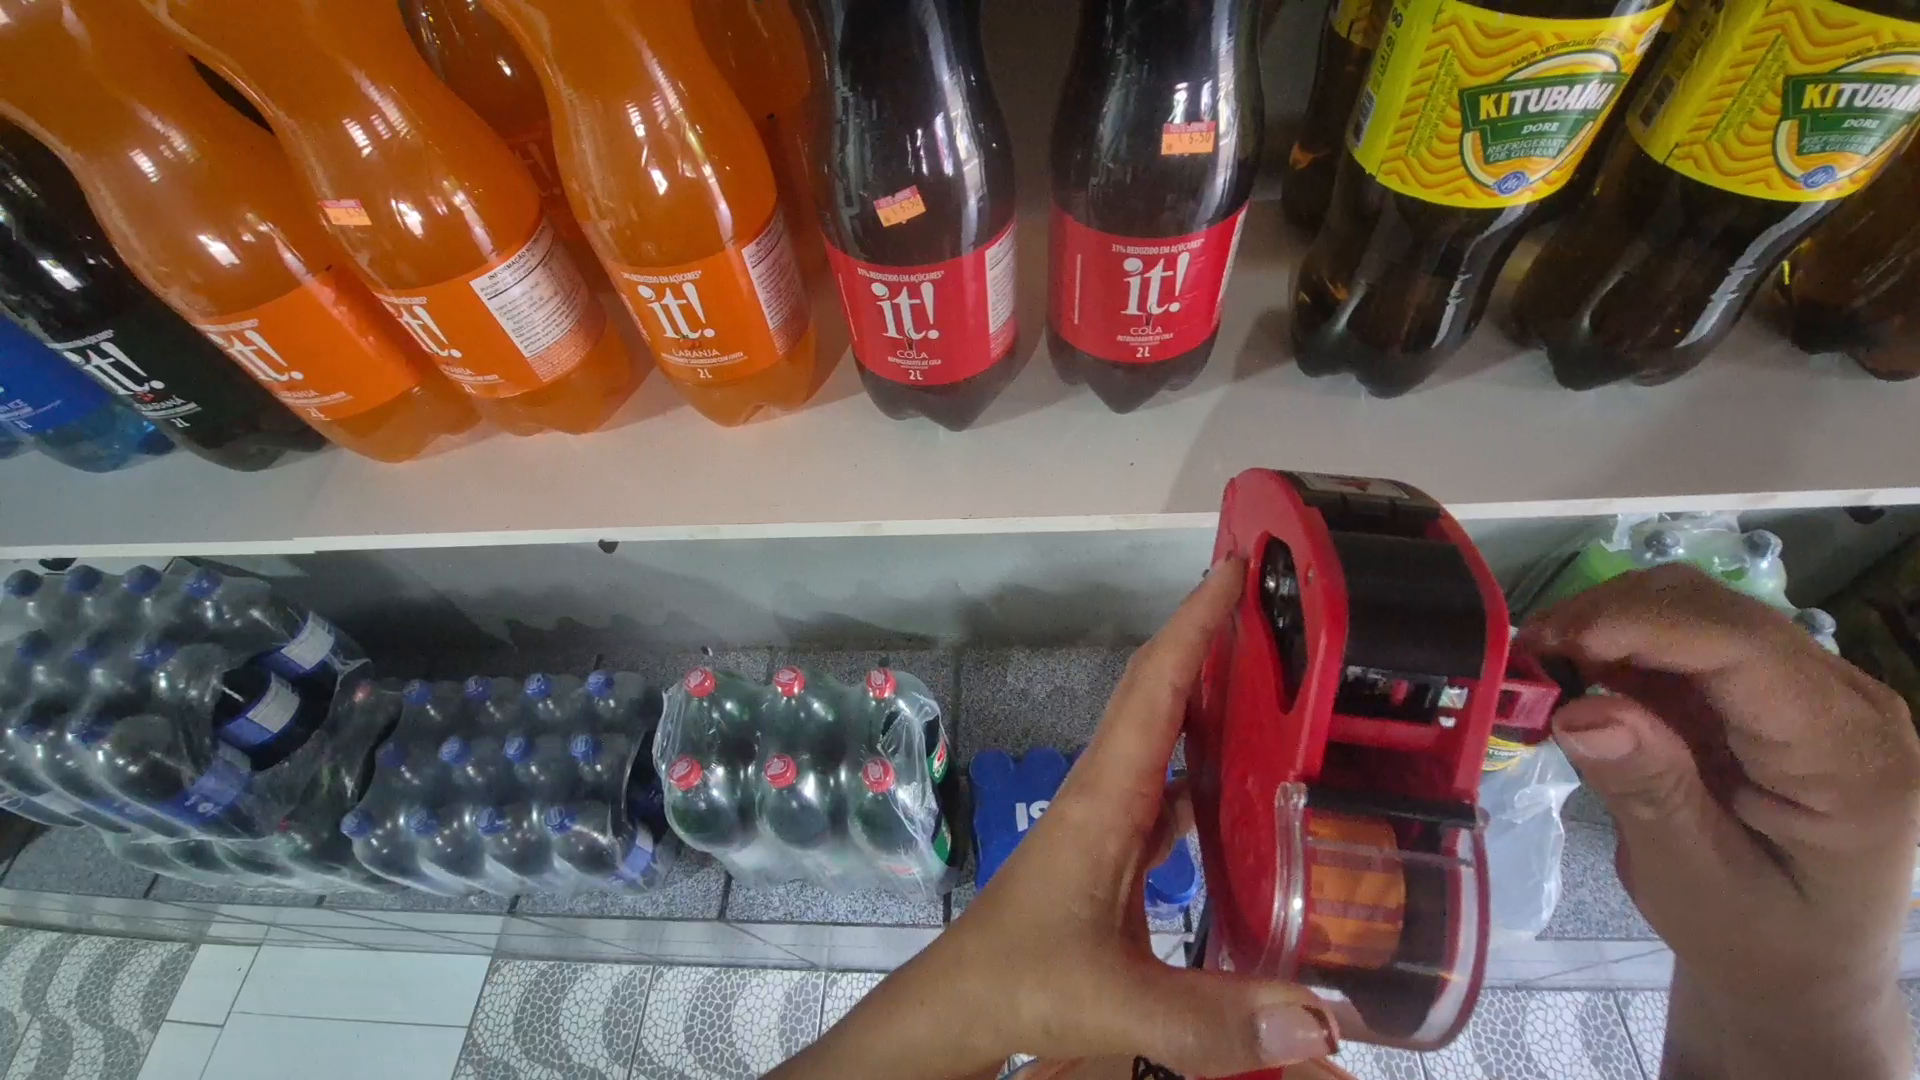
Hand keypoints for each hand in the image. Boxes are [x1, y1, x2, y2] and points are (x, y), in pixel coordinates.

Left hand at [772, 559, 1337, 1079]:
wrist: (967, 997)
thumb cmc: (1023, 978)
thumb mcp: (1116, 1000)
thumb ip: (1216, 1019)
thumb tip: (1328, 1026)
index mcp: (1106, 794)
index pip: (1156, 686)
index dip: (1194, 622)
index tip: (1234, 569)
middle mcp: (1108, 787)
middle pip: (1157, 690)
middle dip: (1203, 637)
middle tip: (1266, 603)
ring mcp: (1109, 814)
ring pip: (1161, 734)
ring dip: (1204, 695)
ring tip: (1269, 675)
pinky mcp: (1114, 846)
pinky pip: (1167, 786)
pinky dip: (1202, 764)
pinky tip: (1245, 784)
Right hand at [1522, 565, 1919, 1078]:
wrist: (1794, 960)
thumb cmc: (1753, 934)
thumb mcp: (1694, 879)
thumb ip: (1650, 792)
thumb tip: (1582, 713)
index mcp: (1848, 759)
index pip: (1747, 650)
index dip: (1641, 626)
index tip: (1547, 641)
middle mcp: (1844, 705)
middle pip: (1716, 611)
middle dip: (1608, 615)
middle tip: (1525, 653)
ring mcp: (1805, 690)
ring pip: (1694, 606)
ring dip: (1607, 620)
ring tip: (1543, 661)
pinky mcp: (1760, 689)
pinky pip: (1680, 632)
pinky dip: (1615, 637)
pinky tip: (1576, 669)